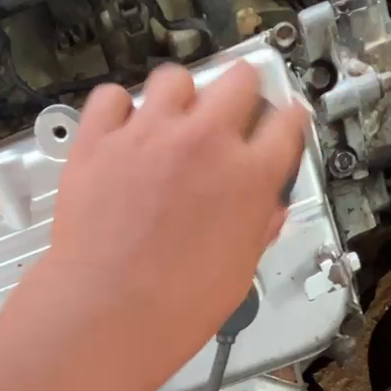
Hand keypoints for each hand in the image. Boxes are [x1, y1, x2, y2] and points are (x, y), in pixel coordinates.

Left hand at [26, 61, 309, 386]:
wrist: (109, 313)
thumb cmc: (176, 307)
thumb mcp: (238, 274)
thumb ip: (256, 230)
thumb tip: (267, 212)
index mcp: (250, 178)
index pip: (288, 123)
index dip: (291, 120)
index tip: (286, 121)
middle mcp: (204, 142)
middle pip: (239, 79)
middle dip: (242, 93)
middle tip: (232, 115)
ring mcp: (149, 134)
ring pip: (175, 78)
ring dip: (180, 97)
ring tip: (173, 123)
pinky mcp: (100, 139)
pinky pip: (112, 97)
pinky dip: (119, 110)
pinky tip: (123, 131)